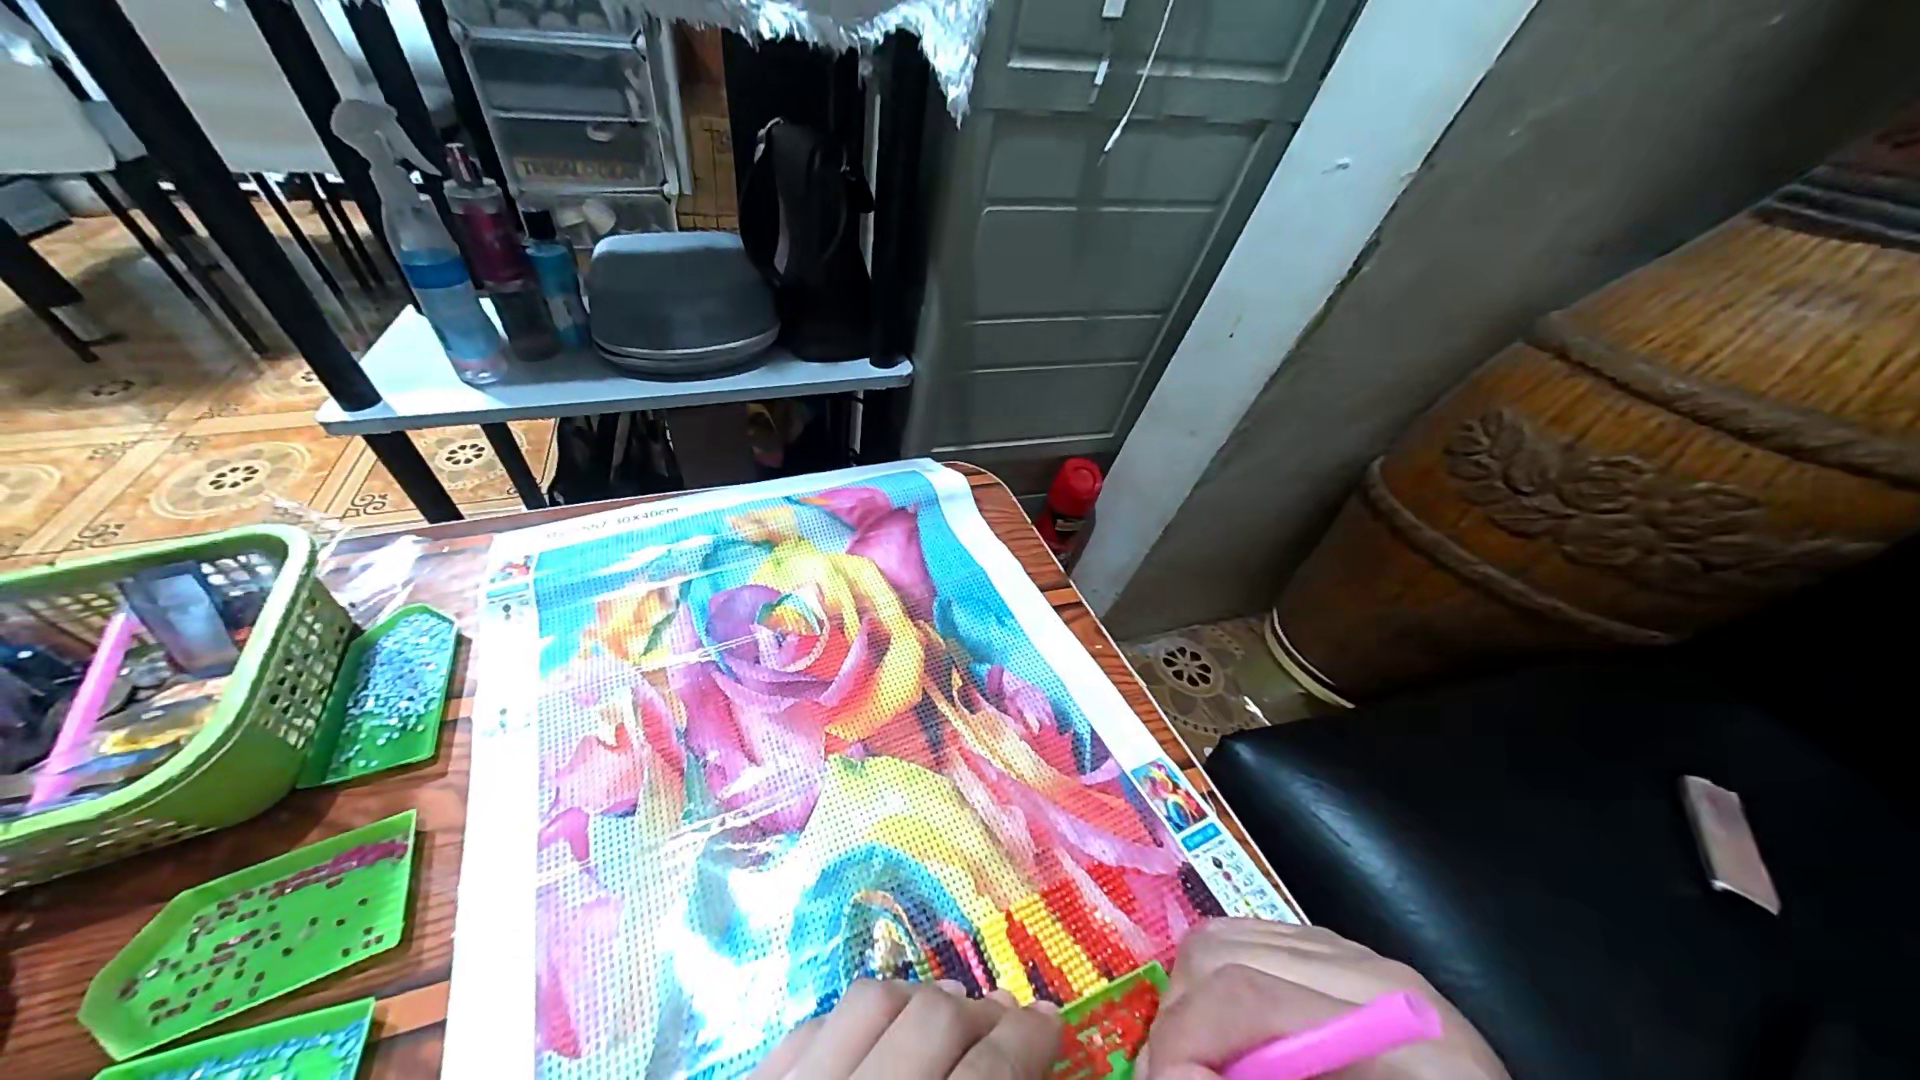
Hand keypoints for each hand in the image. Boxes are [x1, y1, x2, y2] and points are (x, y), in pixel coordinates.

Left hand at [750, 979, 1062, 1079]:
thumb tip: (1027, 1052)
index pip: (984, 1079)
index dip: (1028, 1044)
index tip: (1054, 1022)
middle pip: (930, 1022)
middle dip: (981, 1012)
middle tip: (1007, 1018)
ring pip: (870, 1001)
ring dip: (921, 998)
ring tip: (950, 1010)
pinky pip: (811, 1024)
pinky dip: (854, 1018)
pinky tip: (882, 1025)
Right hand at [1140, 919, 1508, 1079]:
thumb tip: (1173, 1077)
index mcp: (1394, 1031)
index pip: (1245, 996)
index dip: (1184, 1044)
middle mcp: (1369, 972)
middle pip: (1219, 954)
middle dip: (1178, 1024)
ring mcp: (1353, 954)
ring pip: (1221, 938)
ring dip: (1191, 1003)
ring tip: (1200, 1063)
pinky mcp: (1339, 957)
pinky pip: (1246, 942)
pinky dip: (1217, 988)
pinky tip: (1235, 1040)